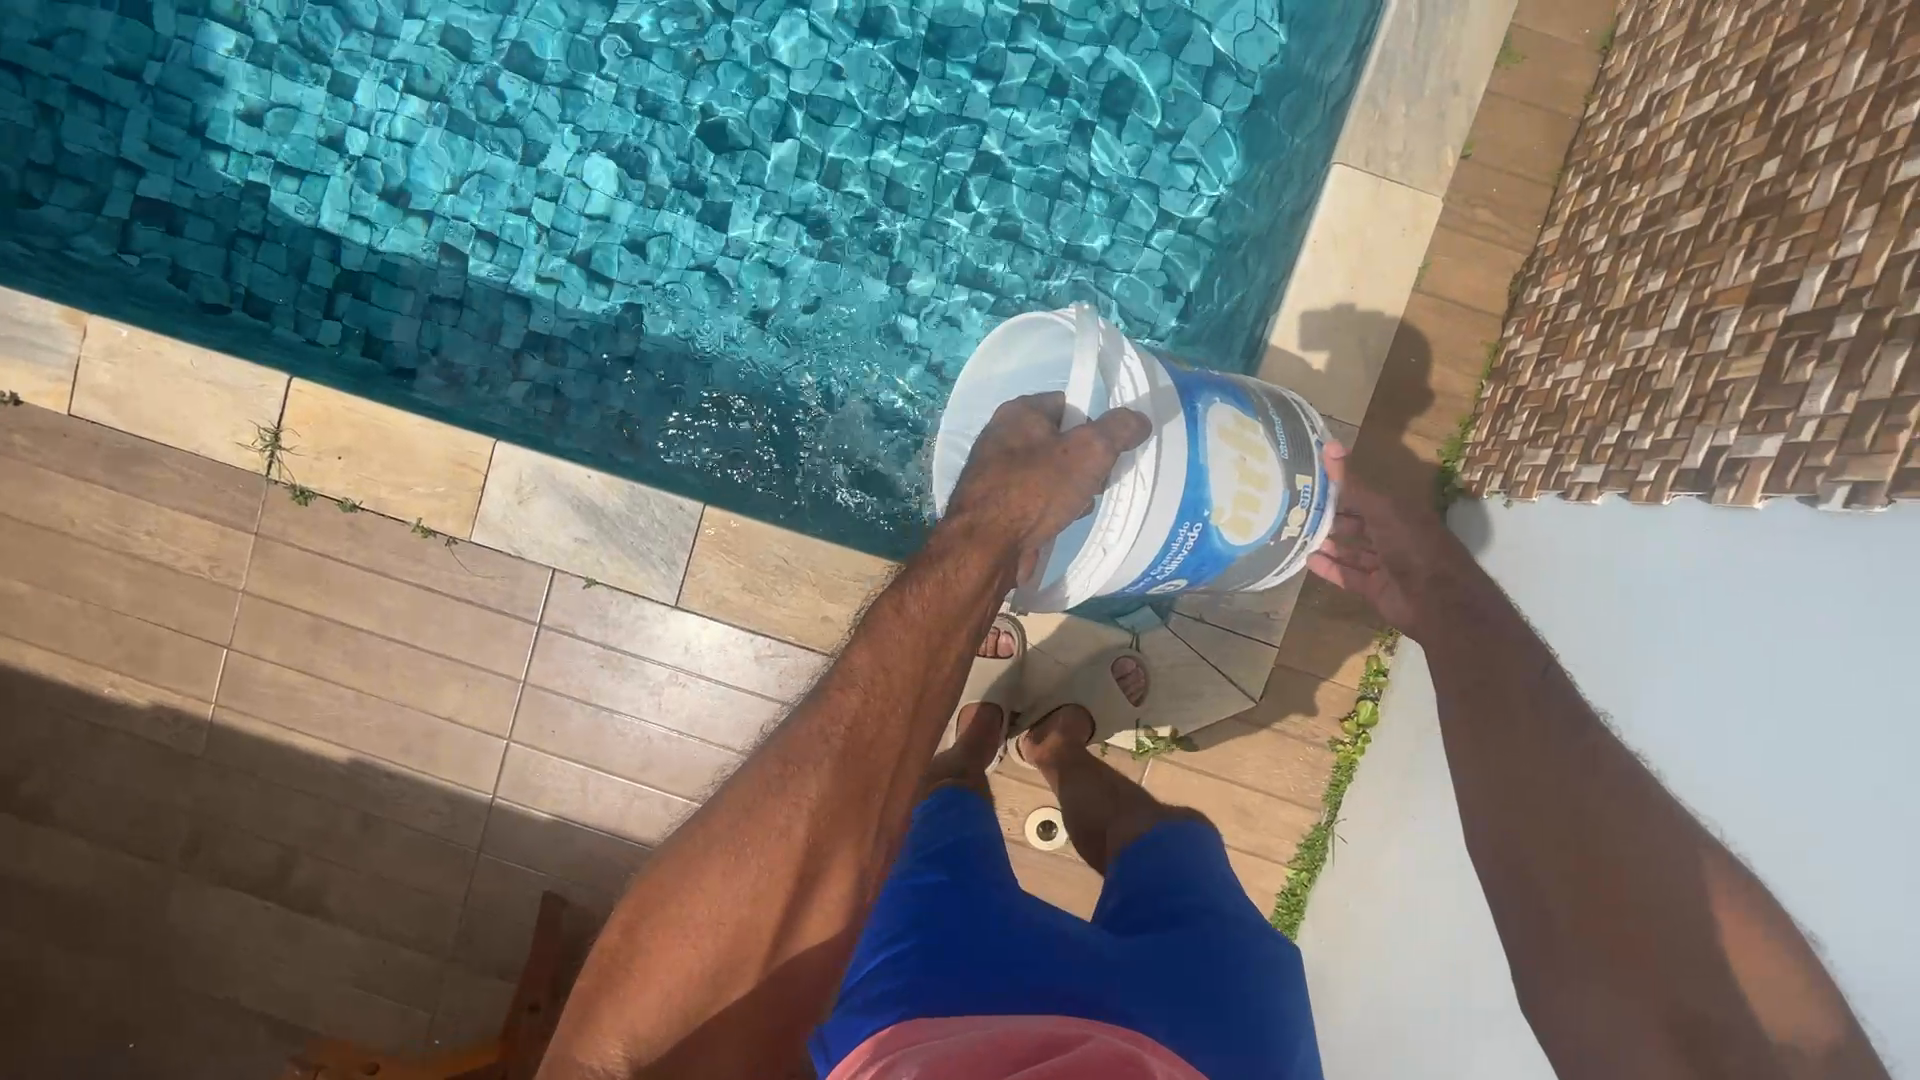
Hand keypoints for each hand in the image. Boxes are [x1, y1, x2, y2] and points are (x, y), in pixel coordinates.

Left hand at [945, 392, 1150, 580]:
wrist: (986, 545)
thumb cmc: (1036, 488)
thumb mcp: (1090, 450)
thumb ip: (1119, 428)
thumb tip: (1139, 419)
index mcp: (1019, 412)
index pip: (1068, 403)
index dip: (1093, 423)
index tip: (1108, 449)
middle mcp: (1003, 437)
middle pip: (1062, 441)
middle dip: (1086, 463)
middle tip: (1097, 481)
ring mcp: (998, 474)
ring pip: (1052, 474)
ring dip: (1073, 490)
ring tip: (1079, 505)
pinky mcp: (998, 507)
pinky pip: (1038, 500)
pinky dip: (1053, 510)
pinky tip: (1061, 523)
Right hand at [1307, 443, 1483, 641]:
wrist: (1438, 600)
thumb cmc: (1412, 546)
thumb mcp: (1382, 509)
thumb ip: (1353, 483)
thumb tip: (1329, 445)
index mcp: (1399, 512)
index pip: (1365, 496)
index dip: (1339, 488)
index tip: (1308, 482)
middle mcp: (1393, 536)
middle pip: (1357, 523)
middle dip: (1330, 517)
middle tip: (1295, 511)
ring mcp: (1384, 564)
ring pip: (1351, 550)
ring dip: (1327, 543)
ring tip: (1296, 535)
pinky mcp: (1375, 588)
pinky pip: (1348, 576)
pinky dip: (1329, 568)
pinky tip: (1307, 561)